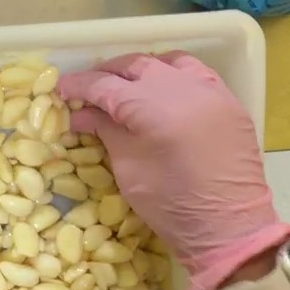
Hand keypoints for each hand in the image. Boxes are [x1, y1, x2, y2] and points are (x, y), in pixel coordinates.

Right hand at [58, 52, 289, 289]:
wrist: (229, 228)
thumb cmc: (171, 205)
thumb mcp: (128, 169)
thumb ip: (106, 131)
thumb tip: (81, 113)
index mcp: (152, 108)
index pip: (105, 85)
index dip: (79, 85)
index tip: (60, 89)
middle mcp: (182, 89)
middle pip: (135, 66)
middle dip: (107, 74)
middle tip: (87, 90)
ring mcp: (209, 91)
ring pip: (166, 62)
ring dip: (140, 70)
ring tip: (123, 85)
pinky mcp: (228, 100)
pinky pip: (194, 72)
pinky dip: (171, 74)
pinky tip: (160, 89)